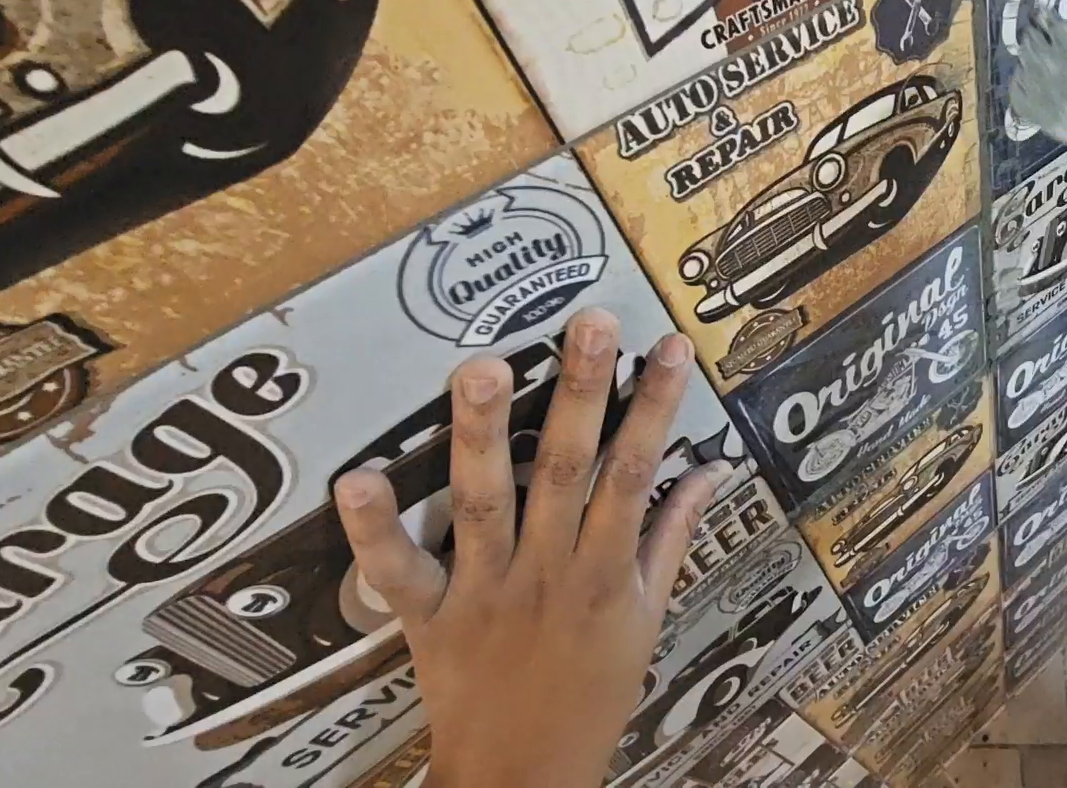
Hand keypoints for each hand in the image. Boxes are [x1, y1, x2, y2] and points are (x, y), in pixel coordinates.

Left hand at [333, 307, 731, 787]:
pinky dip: (373, 530)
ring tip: (481, 366)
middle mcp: (547, 569)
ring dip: (480, 434)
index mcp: (607, 570)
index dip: (657, 406)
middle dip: (581, 391)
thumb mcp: (652, 613)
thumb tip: (709, 470)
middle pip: (565, 468)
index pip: (637, 471)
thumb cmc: (599, 689)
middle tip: (589, 325)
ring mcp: (482, 591)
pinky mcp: (427, 618)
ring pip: (484, 502)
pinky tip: (357, 477)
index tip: (671, 348)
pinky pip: (396, 573)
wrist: (523, 778)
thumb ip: (673, 534)